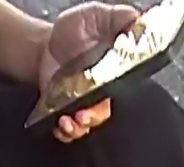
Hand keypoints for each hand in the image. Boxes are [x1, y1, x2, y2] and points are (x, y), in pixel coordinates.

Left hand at [36, 3, 140, 142]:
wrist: (46, 43)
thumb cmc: (75, 31)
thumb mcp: (97, 16)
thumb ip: (118, 18)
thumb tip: (137, 19)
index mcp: (111, 76)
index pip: (119, 94)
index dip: (112, 98)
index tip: (103, 100)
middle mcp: (97, 96)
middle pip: (101, 116)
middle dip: (92, 119)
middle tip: (83, 116)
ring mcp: (80, 107)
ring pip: (84, 128)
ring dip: (76, 129)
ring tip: (67, 122)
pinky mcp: (63, 114)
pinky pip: (66, 133)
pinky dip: (63, 133)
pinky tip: (59, 124)